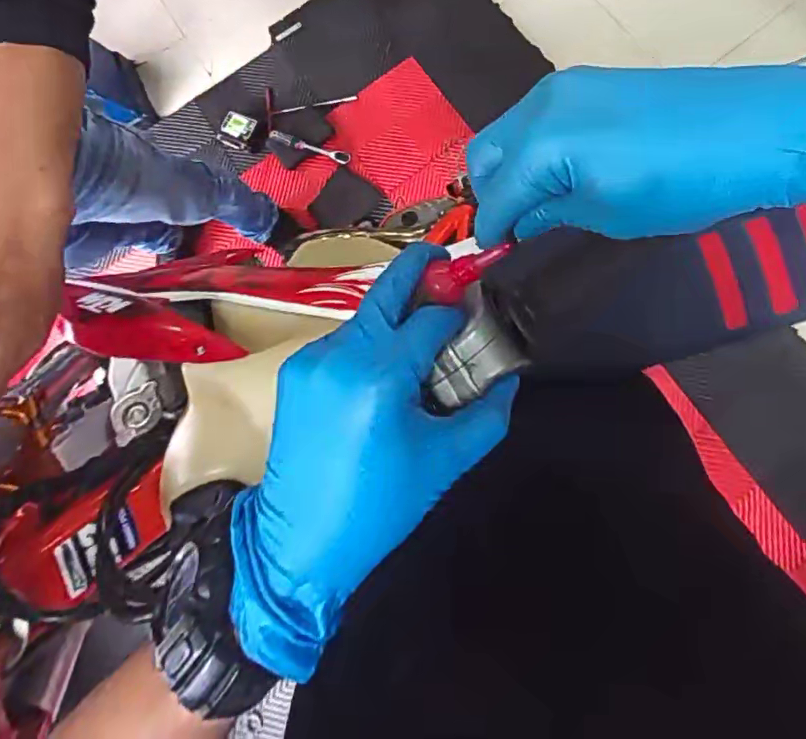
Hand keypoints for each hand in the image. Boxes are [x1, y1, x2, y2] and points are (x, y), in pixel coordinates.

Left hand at [227, 246, 518, 681]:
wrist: (299, 545)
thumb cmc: (380, 507)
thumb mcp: (445, 462)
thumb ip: (487, 412)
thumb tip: (510, 377)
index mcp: (378, 375)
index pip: (430, 319)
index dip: (457, 313)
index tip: (475, 316)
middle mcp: (339, 353)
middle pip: (386, 291)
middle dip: (418, 267)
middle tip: (444, 260)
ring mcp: (311, 358)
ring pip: (365, 319)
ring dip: (394, 318)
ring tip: (419, 344)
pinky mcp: (295, 370)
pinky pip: (343, 342)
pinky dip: (368, 344)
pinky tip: (381, 375)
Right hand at [468, 64, 805, 249]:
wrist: (762, 128)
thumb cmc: (687, 184)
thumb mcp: (612, 214)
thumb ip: (553, 213)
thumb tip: (523, 220)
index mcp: (542, 144)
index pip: (496, 195)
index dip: (491, 231)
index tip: (493, 254)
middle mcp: (540, 104)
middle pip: (486, 153)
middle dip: (490, 193)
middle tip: (515, 225)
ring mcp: (565, 86)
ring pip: (510, 131)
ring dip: (511, 167)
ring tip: (541, 200)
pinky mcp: (590, 80)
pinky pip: (539, 117)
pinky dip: (536, 146)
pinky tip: (567, 169)